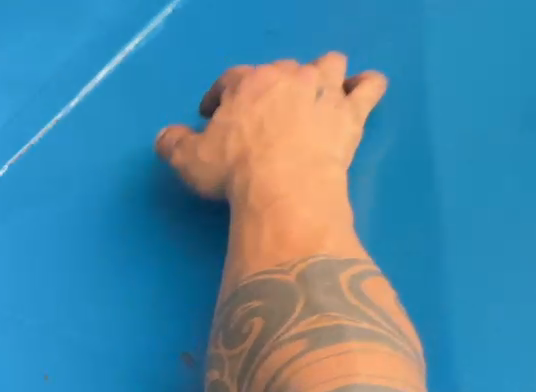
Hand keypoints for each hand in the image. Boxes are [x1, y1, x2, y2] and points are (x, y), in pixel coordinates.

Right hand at [156, 53, 386, 204]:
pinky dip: (362, 87)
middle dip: (267, 88)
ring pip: (330, 64)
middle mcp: (291, 76)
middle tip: (256, 113)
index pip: (229, 79)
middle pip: (280, 69)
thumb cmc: (230, 168)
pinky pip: (369, 85)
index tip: (209, 114)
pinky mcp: (353, 110)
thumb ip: (172, 143)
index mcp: (249, 84)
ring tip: (307, 97)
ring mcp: (327, 89)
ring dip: (320, 75)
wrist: (283, 184)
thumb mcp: (186, 160)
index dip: (218, 95)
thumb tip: (165, 135)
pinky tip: (352, 97)